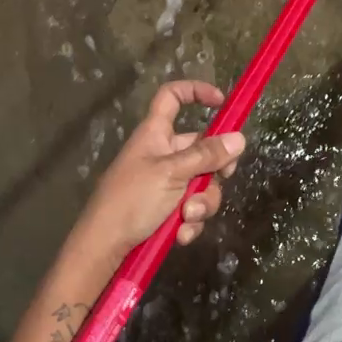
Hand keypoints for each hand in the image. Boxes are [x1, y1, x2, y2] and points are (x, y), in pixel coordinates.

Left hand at [80, 81, 245, 254]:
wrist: (101, 250)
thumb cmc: (131, 200)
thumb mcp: (172, 173)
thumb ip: (207, 155)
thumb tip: (240, 137)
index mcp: (156, 134)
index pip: (173, 97)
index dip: (196, 92)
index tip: (222, 102)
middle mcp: (163, 154)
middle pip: (201, 147)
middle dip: (214, 168)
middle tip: (224, 176)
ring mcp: (165, 182)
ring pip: (201, 182)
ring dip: (202, 201)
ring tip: (188, 216)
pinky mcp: (166, 209)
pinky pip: (192, 207)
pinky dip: (190, 221)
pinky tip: (181, 234)